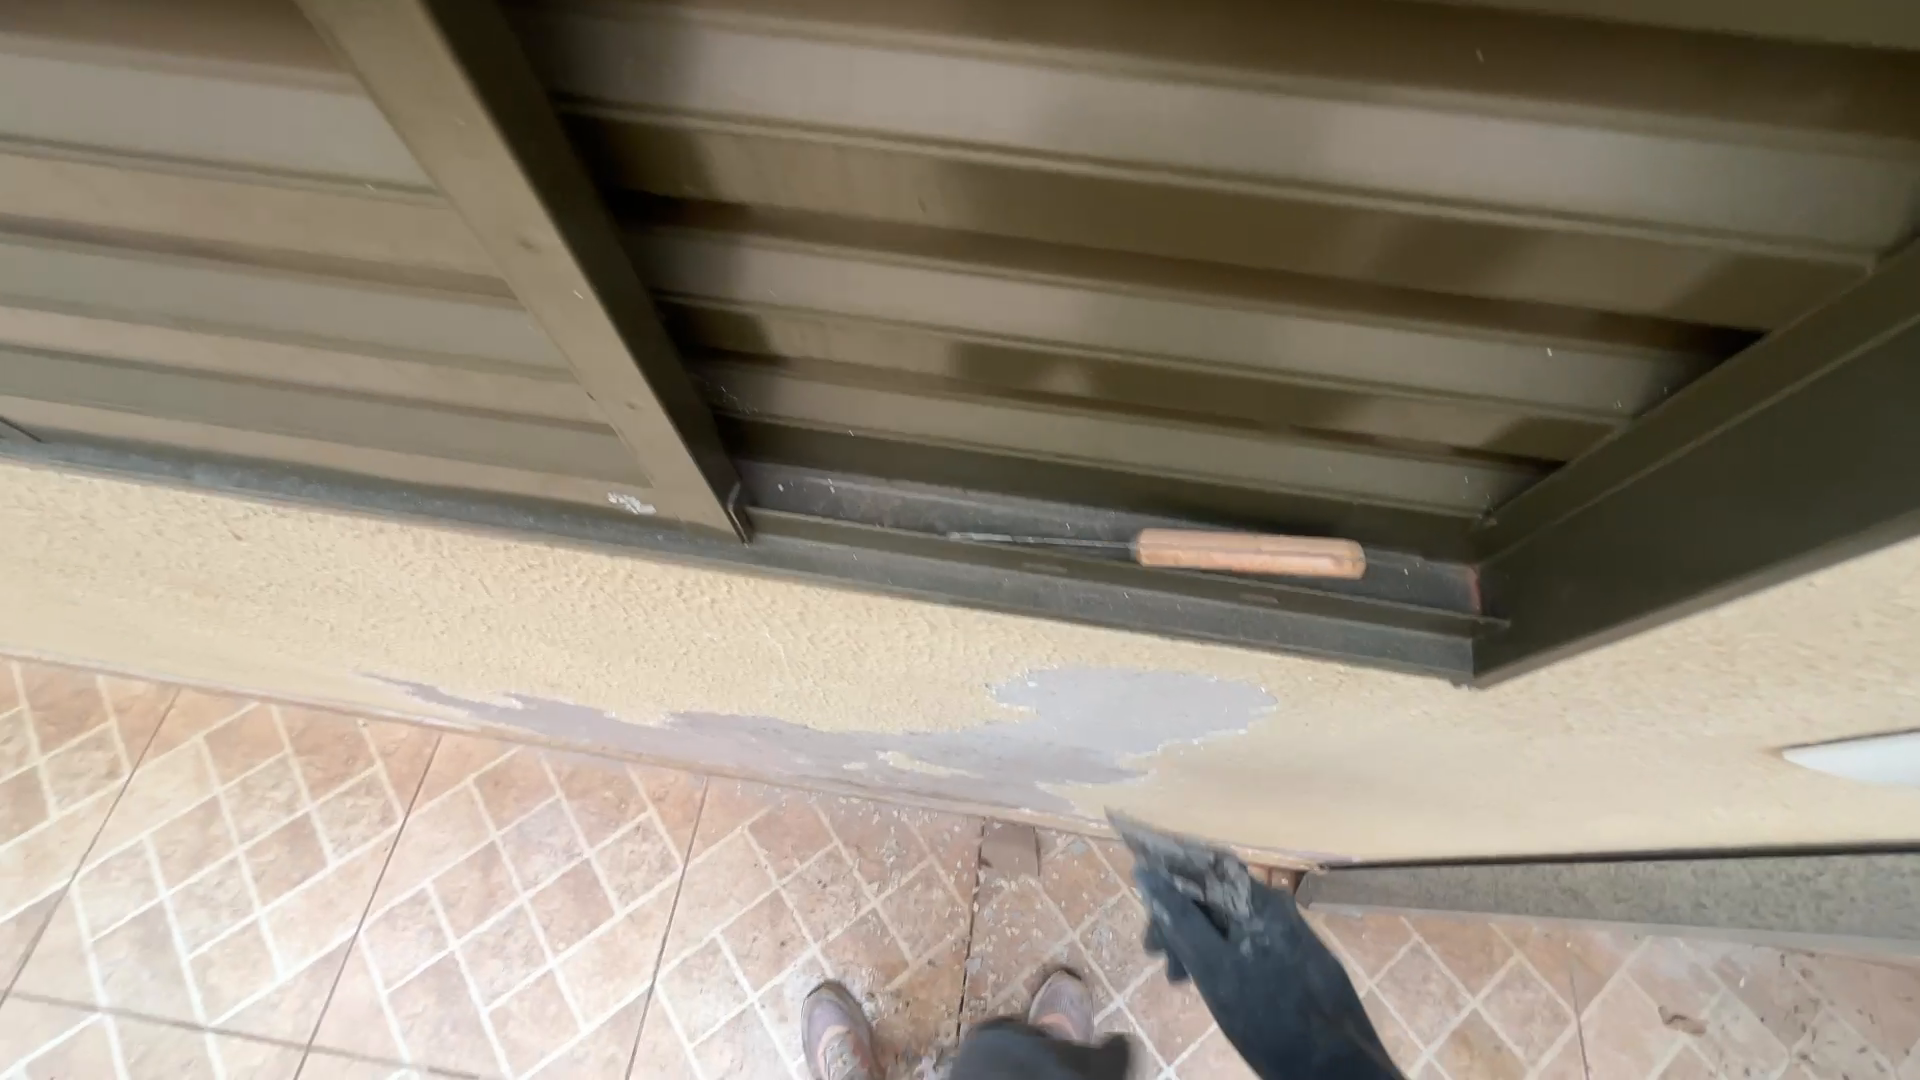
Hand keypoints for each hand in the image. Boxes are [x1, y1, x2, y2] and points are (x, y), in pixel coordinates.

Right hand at [1135, 867, 1403, 1079]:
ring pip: (1229, 923)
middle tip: (1153, 954)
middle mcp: (1276, 906)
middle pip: (1213, 896)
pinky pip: (1249, 943)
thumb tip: (1145, 874)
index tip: (1143, 903)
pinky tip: (1212, 985)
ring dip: (1196, 941)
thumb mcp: (1214, 970)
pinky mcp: (1303, 962)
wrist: (1342, 1075)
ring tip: (1176, 978)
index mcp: (1256, 899)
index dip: (1166, 878)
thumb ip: (1179, 919)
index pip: (1200, 866)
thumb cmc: (1270, 1020)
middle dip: (1177, 919)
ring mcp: (1292, 934)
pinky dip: (1223, 957)